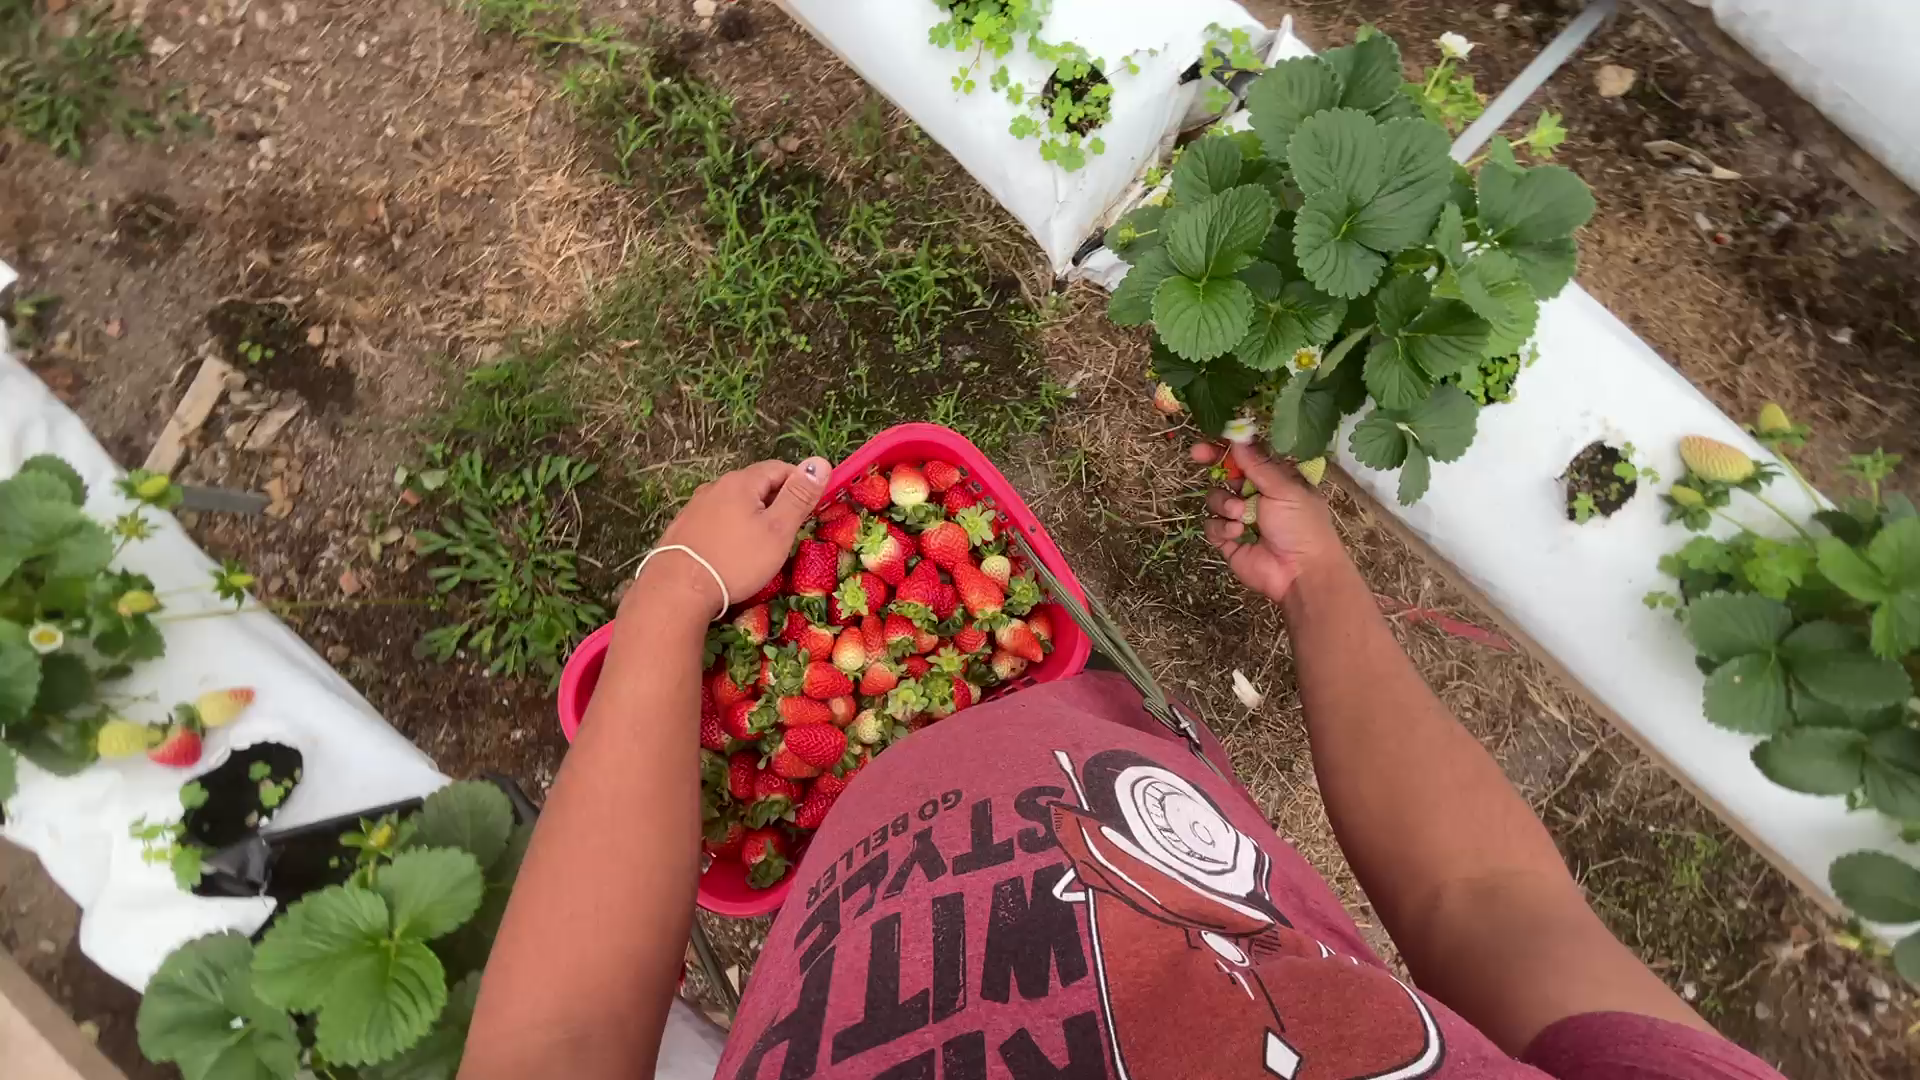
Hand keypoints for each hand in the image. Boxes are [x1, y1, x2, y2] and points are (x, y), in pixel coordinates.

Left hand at [640, 457, 829, 616]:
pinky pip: (717, 519)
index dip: (800, 484)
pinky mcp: (683, 527)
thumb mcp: (778, 529)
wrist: (678, 590)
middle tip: (790, 531)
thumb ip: (799, 496)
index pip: (779, 468)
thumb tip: (820, 461)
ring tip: (762, 544)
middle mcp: (716, 487)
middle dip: (777, 501)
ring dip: (753, 515)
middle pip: (756, 484)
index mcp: (741, 482)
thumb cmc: (737, 560)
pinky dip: (732, 528)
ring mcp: (696, 506)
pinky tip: (733, 552)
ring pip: (735, 503)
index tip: (810, 508)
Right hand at [1194, 441, 1344, 603]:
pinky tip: (1238, 533)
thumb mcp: (1284, 489)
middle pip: (1225, 474)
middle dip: (1213, 465)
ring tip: (1241, 516)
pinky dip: (1223, 527)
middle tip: (1197, 455)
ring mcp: (1239, 518)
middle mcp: (1255, 496)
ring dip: (1225, 503)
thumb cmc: (1302, 526)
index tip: (1210, 439)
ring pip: (1215, 498)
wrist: (1300, 572)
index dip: (1227, 447)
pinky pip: (1211, 525)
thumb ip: (1258, 464)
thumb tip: (1238, 437)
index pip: (1247, 457)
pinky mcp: (1227, 540)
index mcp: (1275, 480)